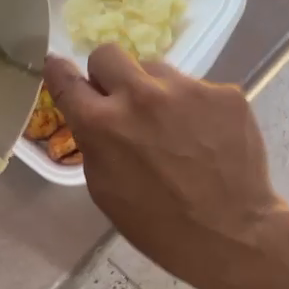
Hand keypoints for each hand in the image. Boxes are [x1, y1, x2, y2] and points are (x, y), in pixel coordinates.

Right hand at [44, 44, 288, 287]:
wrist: (231, 234)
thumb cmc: (157, 225)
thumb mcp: (104, 189)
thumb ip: (94, 144)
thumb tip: (94, 117)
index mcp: (101, 124)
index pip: (65, 79)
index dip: (58, 72)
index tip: (57, 68)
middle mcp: (139, 95)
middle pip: (108, 54)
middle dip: (108, 75)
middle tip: (121, 102)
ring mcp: (186, 89)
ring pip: (156, 70)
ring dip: (154, 92)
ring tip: (173, 130)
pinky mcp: (224, 93)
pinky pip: (196, 88)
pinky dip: (194, 108)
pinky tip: (205, 139)